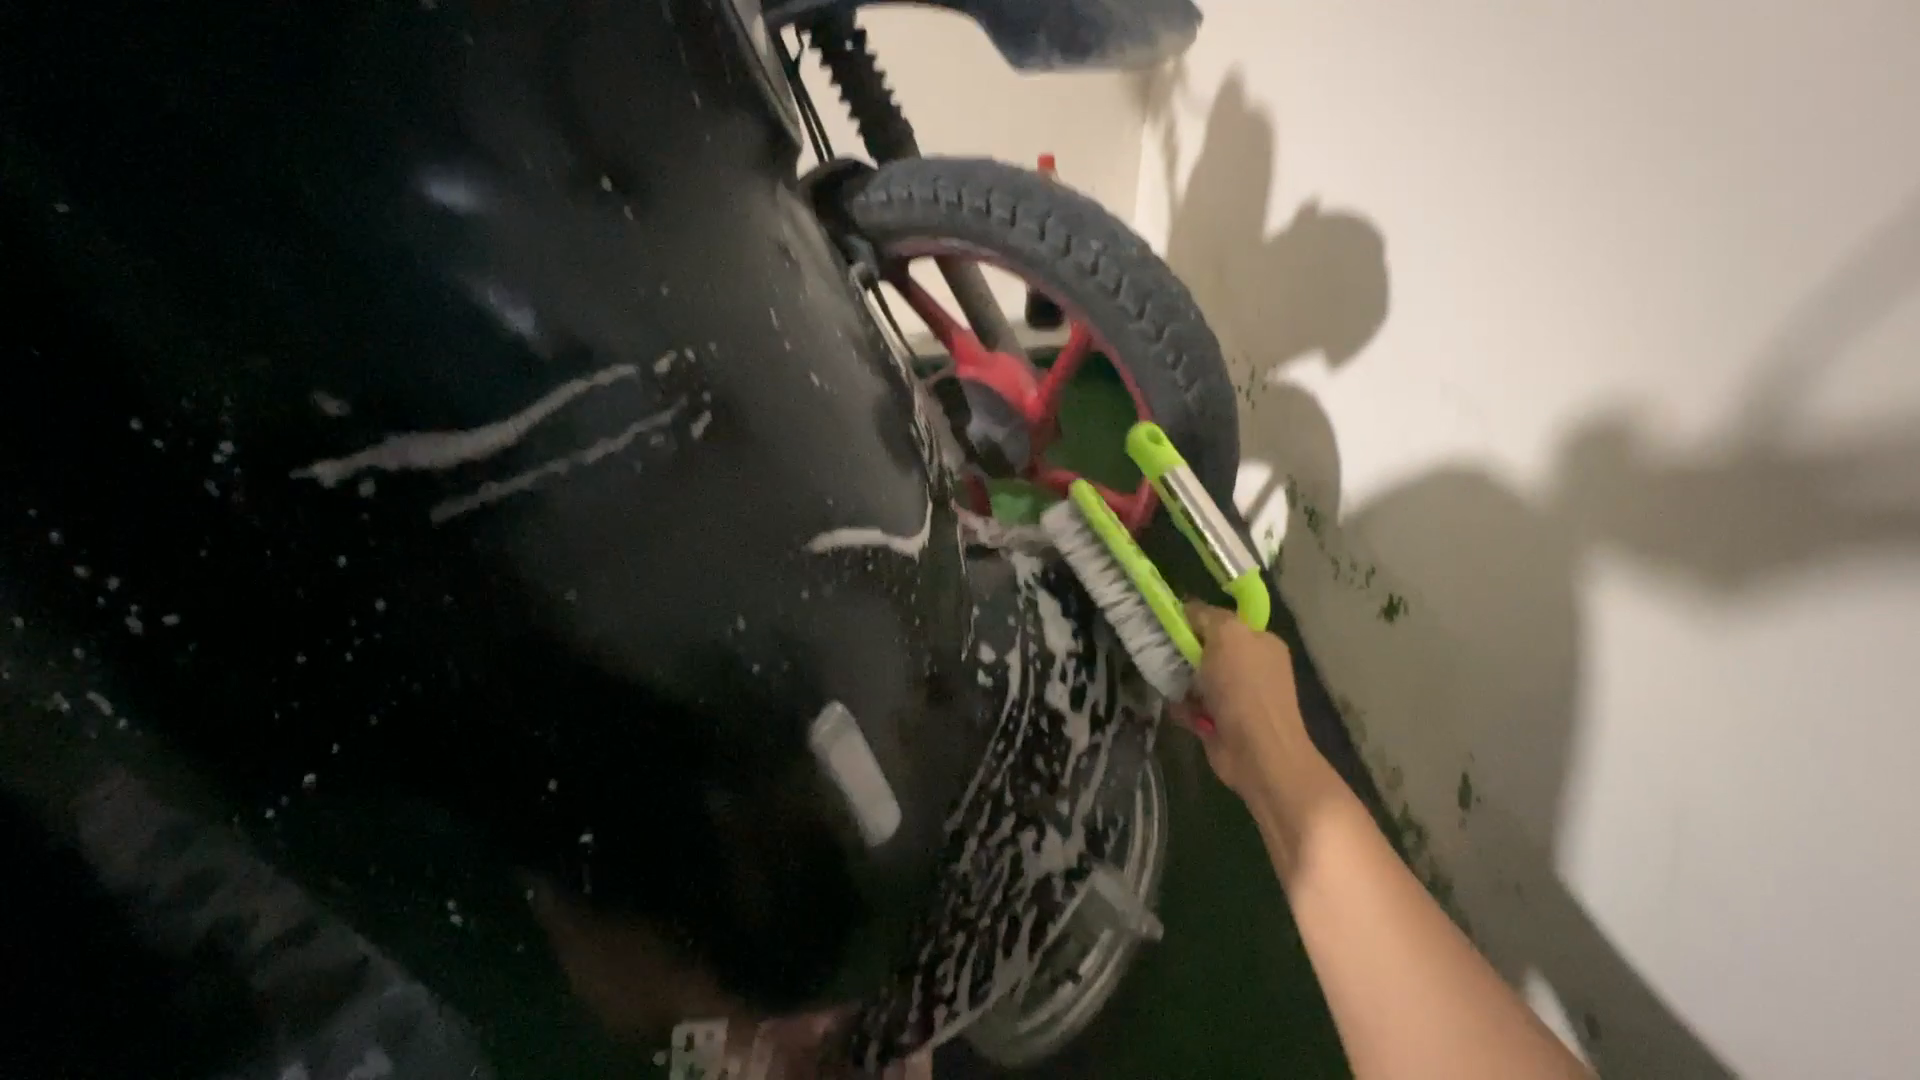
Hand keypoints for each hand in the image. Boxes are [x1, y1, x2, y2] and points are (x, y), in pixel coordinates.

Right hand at [1178, 602, 1340, 834]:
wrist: (1258, 753)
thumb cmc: (1244, 688)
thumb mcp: (1227, 635)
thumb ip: (1207, 615)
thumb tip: (1188, 608)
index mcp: (1260, 642)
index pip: (1222, 621)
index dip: (1196, 620)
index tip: (1170, 624)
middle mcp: (1251, 667)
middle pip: (1205, 650)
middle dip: (1183, 655)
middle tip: (1163, 656)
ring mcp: (1237, 697)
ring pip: (1194, 679)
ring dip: (1180, 684)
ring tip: (1173, 689)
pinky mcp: (1222, 722)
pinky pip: (1192, 707)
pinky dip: (1185, 710)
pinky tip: (1185, 714)